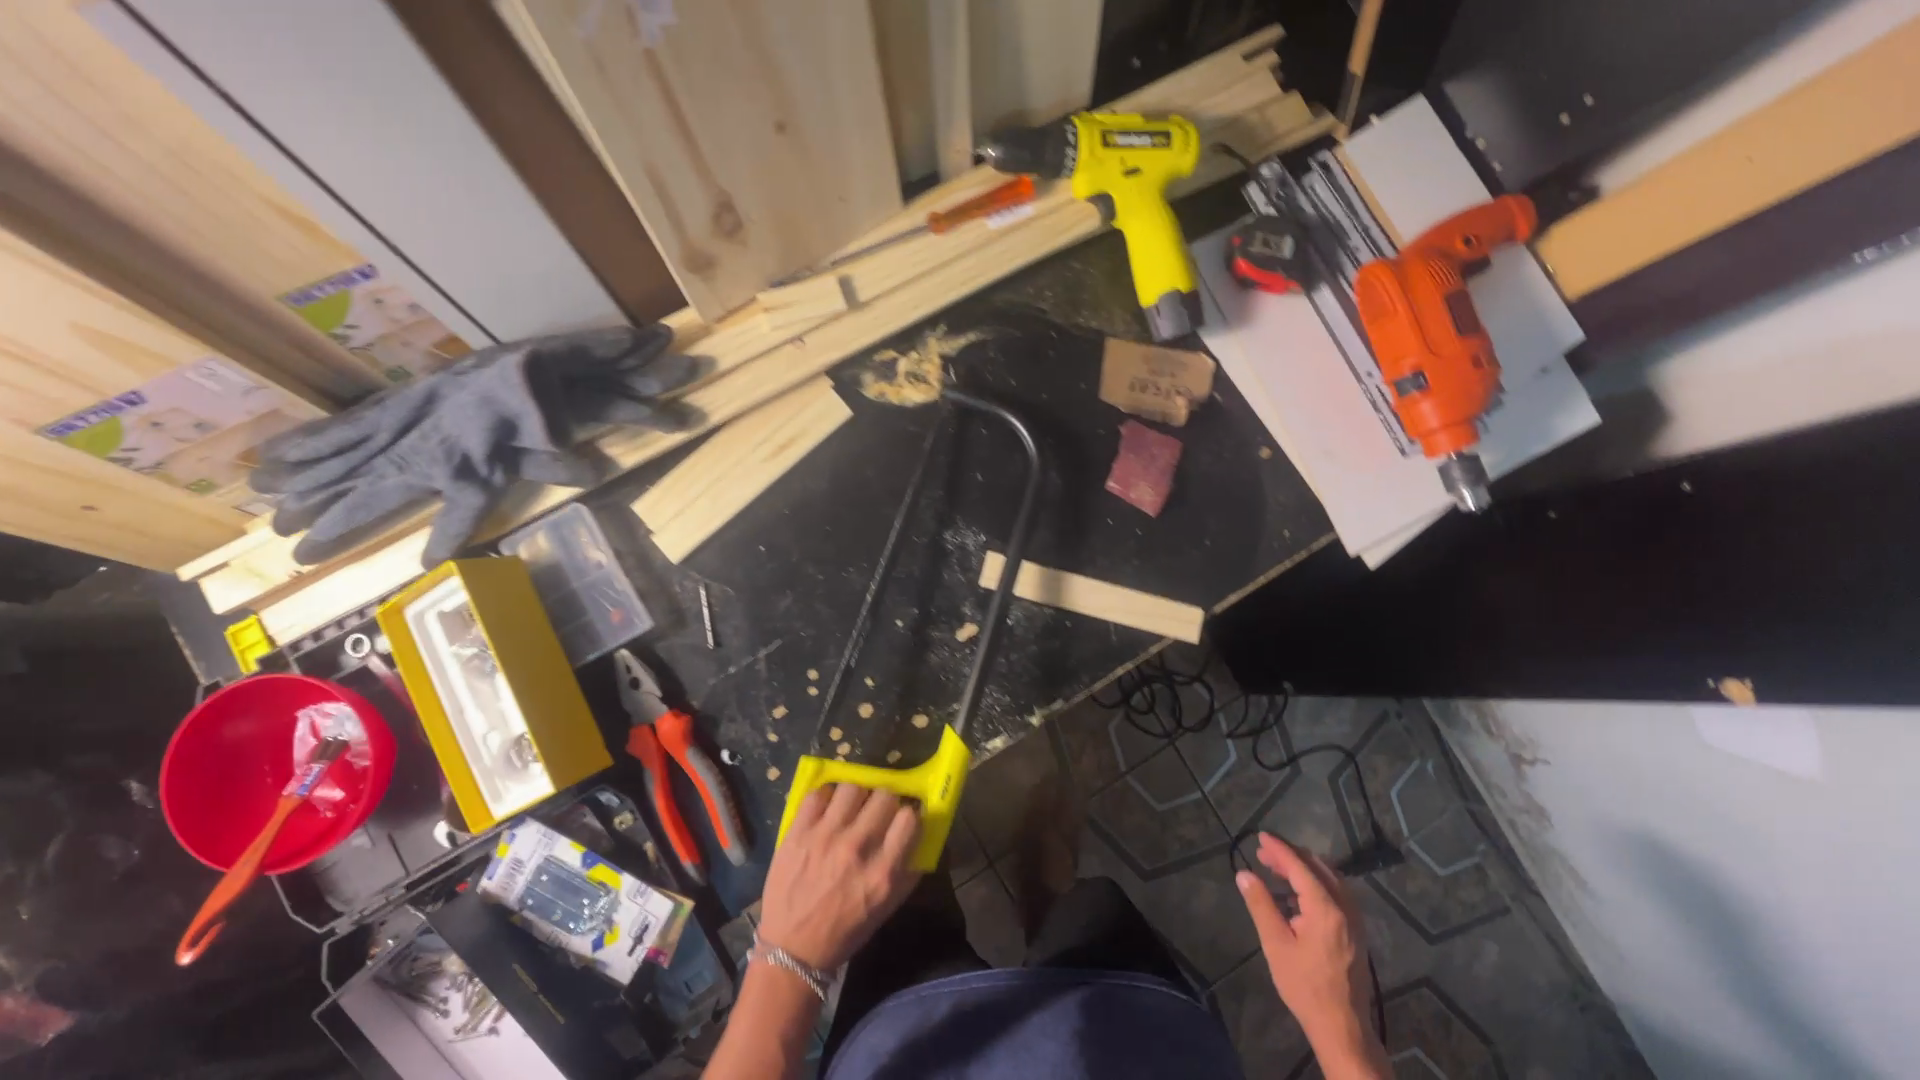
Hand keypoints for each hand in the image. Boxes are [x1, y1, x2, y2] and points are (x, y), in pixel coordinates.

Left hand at [756, 784, 921, 969]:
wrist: (791, 948)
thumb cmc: (844, 931)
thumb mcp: (886, 908)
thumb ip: (907, 872)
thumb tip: (919, 835)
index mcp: (883, 872)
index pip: (909, 819)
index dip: (909, 815)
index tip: (902, 820)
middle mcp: (857, 849)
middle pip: (884, 796)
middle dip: (885, 802)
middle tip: (877, 812)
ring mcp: (825, 837)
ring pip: (853, 788)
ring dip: (857, 796)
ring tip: (851, 808)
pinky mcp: (798, 833)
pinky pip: (818, 794)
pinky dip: (826, 798)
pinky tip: (827, 811)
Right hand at [1237, 834, 1386, 1074]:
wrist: (1341, 1023)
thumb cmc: (1304, 985)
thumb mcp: (1276, 944)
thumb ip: (1261, 905)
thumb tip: (1244, 874)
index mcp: (1326, 908)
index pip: (1300, 867)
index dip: (1279, 849)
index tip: (1260, 837)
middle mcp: (1345, 907)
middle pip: (1319, 867)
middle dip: (1291, 856)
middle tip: (1263, 854)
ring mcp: (1355, 919)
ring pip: (1331, 878)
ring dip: (1304, 868)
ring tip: (1277, 869)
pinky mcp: (1356, 930)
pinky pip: (1337, 892)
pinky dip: (1317, 882)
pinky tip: (1299, 893)